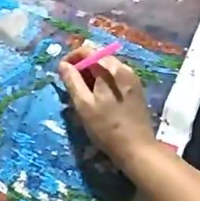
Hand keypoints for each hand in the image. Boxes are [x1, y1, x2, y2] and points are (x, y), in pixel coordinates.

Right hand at [57, 41, 157, 168]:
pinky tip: (98, 97)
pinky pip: (114, 77)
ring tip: (82, 92)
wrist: (138, 150)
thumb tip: (63, 65)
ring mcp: (132, 78)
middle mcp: (124, 68)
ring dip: (91, 74)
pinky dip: (102, 81)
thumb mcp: (84, 105)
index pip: (87, 51)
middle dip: (81, 66)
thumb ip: (72, 81)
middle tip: (70, 84)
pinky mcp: (135, 89)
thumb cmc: (107, 128)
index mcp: (111, 69)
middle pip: (98, 57)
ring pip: (106, 67)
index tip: (61, 72)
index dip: (71, 58)